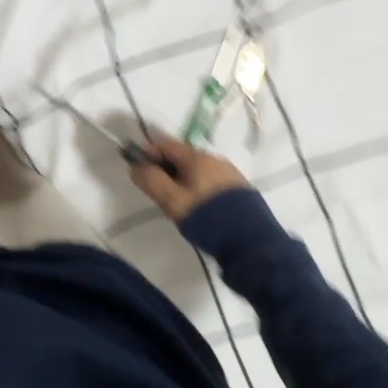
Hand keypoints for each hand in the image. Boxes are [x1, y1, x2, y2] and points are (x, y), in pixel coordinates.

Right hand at [129, 135, 250, 221]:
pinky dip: (199, 187)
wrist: (253, 243)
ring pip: (197, 169)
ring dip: (183, 179)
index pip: (164, 144)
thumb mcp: (172, 201)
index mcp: (197, 157)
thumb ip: (151, 181)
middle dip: (165, 169)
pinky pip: (211, 180)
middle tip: (157, 193)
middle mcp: (215, 158)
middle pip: (181, 156)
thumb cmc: (207, 218)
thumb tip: (134, 166)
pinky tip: (200, 207)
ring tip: (178, 204)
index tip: (138, 171)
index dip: (147, 153)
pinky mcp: (241, 189)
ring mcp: (230, 173)